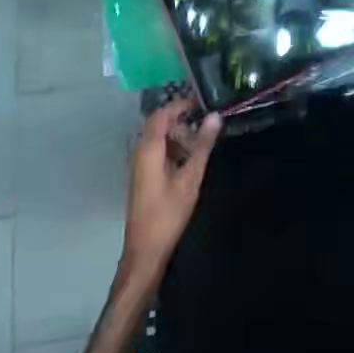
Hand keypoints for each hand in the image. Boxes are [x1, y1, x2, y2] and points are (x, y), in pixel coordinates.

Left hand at [123, 99, 221, 271]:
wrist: (146, 251)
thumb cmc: (168, 213)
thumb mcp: (190, 177)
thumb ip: (202, 145)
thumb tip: (214, 116)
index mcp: (148, 149)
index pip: (161, 114)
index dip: (180, 104)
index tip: (202, 101)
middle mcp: (139, 153)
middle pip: (159, 125)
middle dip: (182, 123)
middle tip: (205, 128)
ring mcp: (139, 166)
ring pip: (159, 139)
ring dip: (178, 138)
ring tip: (200, 148)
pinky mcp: (142, 177)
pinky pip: (157, 153)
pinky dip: (173, 150)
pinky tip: (189, 162)